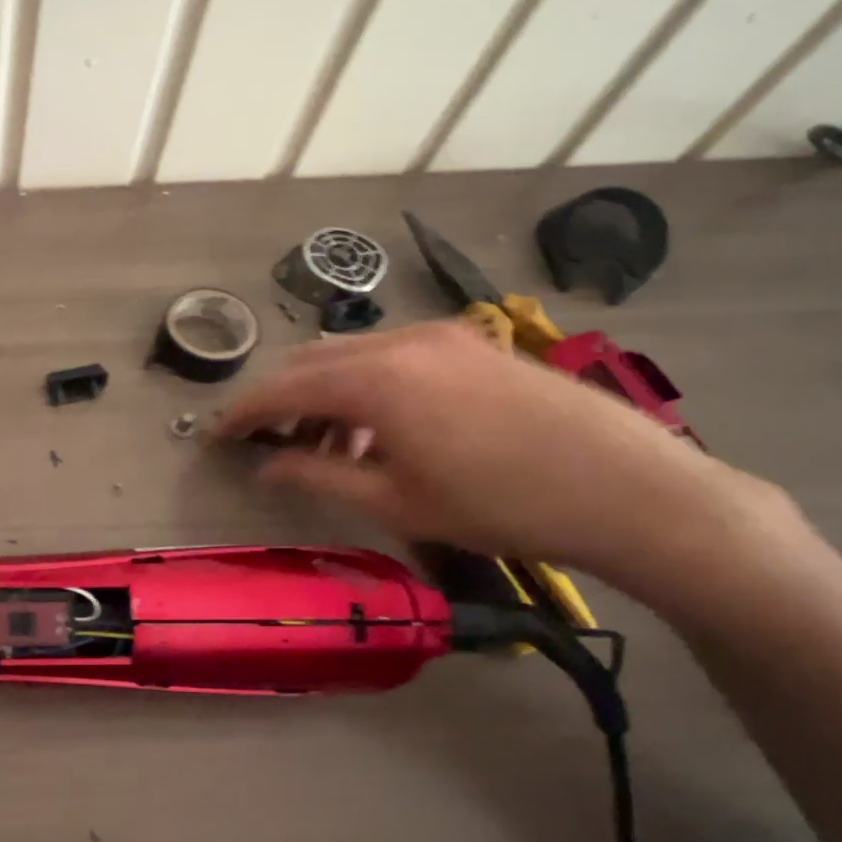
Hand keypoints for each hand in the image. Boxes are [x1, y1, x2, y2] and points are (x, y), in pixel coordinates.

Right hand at [216, 323, 788, 578]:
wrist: (628, 490)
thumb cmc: (498, 505)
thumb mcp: (393, 501)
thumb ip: (317, 477)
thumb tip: (265, 467)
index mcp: (373, 379)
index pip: (281, 388)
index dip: (241, 413)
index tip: (213, 437)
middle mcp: (401, 341)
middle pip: (312, 361)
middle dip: (278, 399)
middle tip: (261, 442)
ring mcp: (443, 336)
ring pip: (353, 355)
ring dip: (323, 393)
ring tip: (321, 447)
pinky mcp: (474, 345)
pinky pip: (393, 355)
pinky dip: (364, 385)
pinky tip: (376, 430)